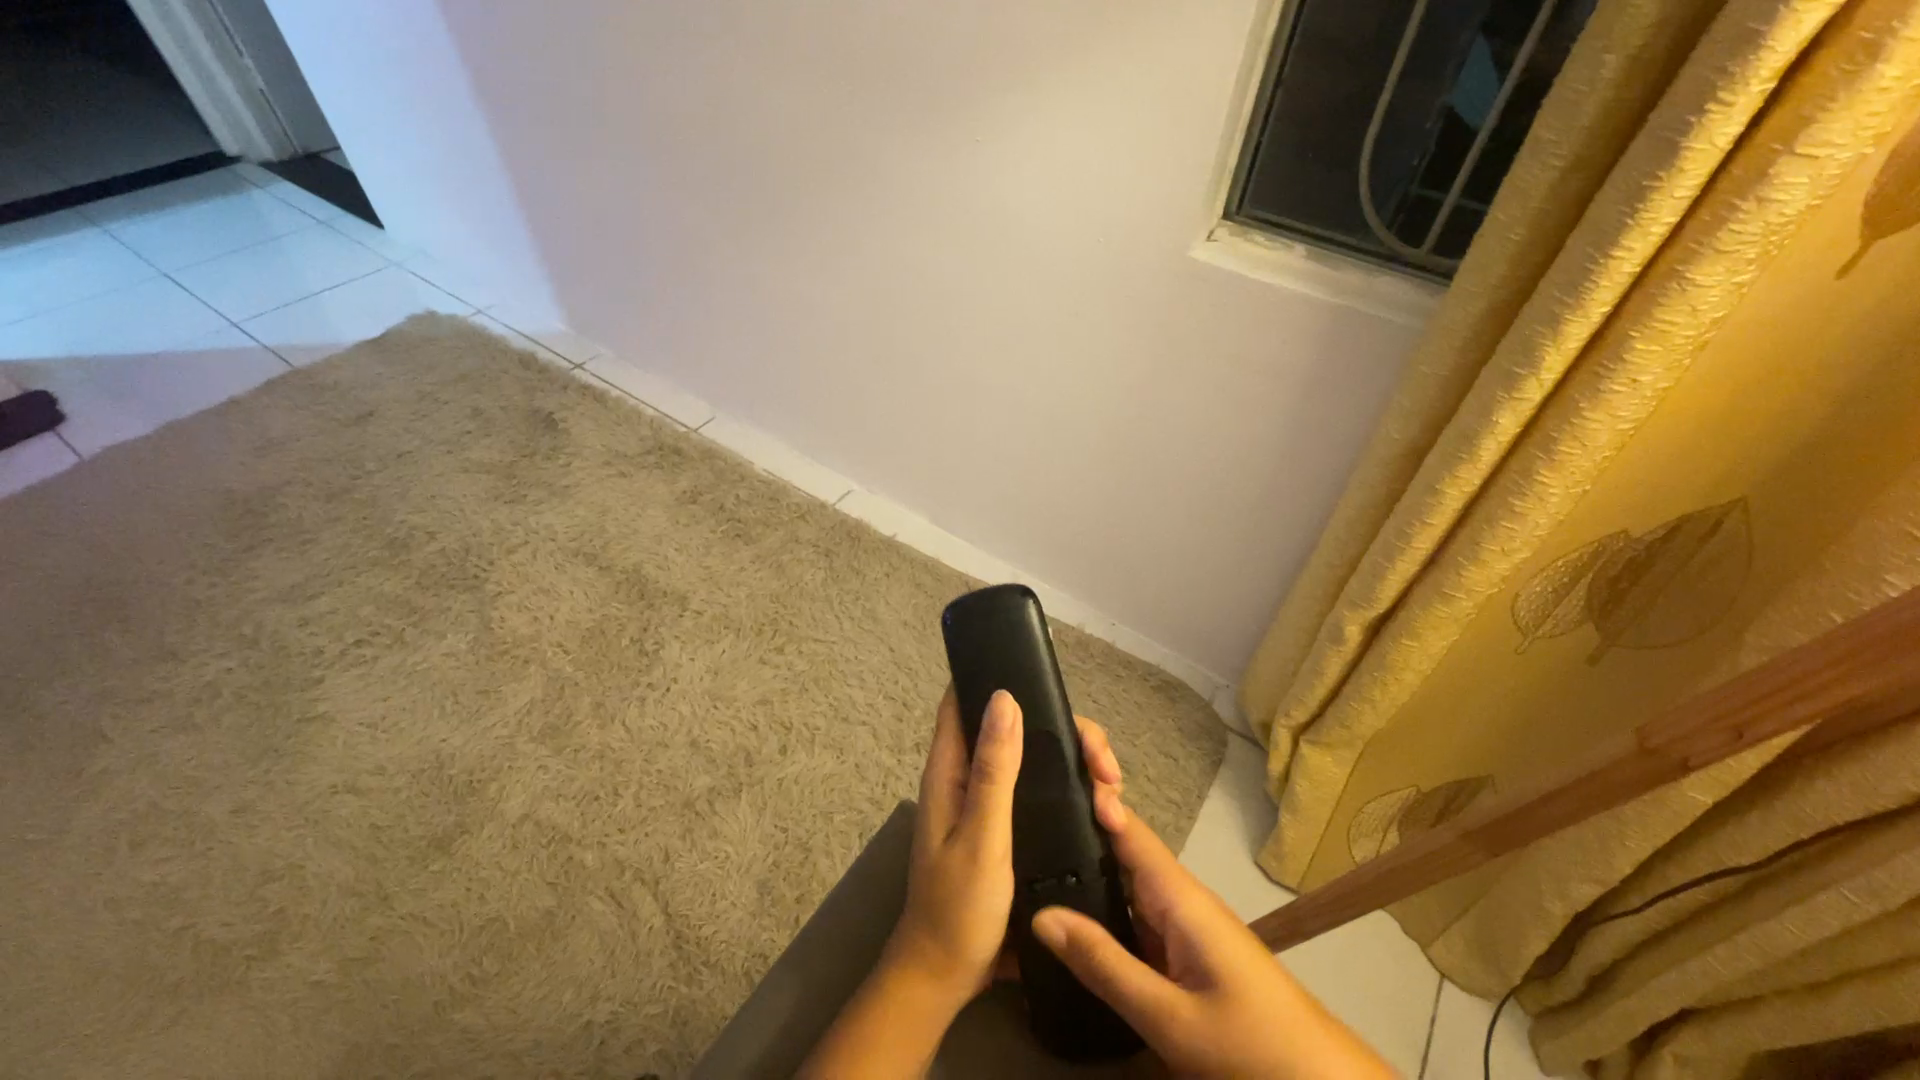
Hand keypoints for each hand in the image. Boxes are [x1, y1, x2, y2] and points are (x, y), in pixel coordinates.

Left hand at [800, 690, 1126, 1078]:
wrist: (949, 976)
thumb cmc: (958, 907)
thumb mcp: (982, 837)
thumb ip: (995, 770)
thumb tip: (1004, 697)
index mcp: (951, 771)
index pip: (964, 701)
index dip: (998, 678)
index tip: (1047, 680)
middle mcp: (969, 779)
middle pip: (1016, 729)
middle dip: (1063, 733)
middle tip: (1104, 761)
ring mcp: (990, 807)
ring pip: (1036, 762)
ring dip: (1075, 764)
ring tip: (1113, 789)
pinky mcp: (1010, 832)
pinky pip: (1043, 795)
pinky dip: (1072, 792)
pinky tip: (1103, 808)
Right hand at [1030, 807, 1393, 1079]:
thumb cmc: (1251, 1046)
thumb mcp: (1168, 1017)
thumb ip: (1104, 965)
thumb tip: (1040, 914)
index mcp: (1180, 898)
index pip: (1128, 829)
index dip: (1089, 798)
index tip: (1040, 777)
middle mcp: (1181, 901)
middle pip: (1121, 855)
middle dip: (1074, 837)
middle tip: (1015, 827)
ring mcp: (1185, 928)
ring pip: (1126, 890)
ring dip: (1083, 878)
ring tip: (1025, 866)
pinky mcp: (1186, 955)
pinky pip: (1136, 923)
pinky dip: (1102, 915)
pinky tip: (1066, 925)